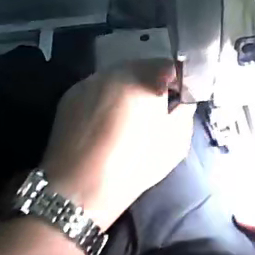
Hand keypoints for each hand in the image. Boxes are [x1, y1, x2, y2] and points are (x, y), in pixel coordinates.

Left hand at [39, 60, 195, 224]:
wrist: (78, 189)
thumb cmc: (133, 165)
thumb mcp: (175, 141)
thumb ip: (185, 111)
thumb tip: (183, 100)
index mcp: (144, 78)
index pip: (171, 65)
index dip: (180, 81)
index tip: (181, 100)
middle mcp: (115, 71)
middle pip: (142, 67)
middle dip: (153, 83)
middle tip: (157, 110)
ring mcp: (89, 82)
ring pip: (118, 77)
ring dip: (129, 90)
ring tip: (130, 118)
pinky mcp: (70, 96)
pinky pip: (98, 90)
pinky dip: (107, 99)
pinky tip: (107, 124)